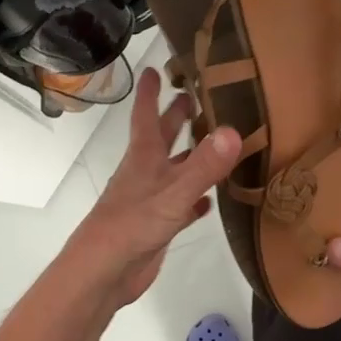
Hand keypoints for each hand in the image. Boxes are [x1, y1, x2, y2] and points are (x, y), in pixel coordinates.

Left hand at [66, 69, 241, 304]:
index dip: (150, 92)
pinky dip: (195, 200)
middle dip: (176, 117)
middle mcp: (146, 173)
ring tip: (215, 144)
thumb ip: (204, 166)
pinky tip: (209, 201)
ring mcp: (151, 200)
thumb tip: (235, 132)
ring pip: (174, 170)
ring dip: (190, 157)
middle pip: (163, 138)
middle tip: (195, 97)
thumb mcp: (173, 193)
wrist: (105, 271)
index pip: (146, 116)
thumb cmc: (132, 225)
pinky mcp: (158, 225)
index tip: (155, 68)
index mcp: (144, 157)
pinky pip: (182, 205)